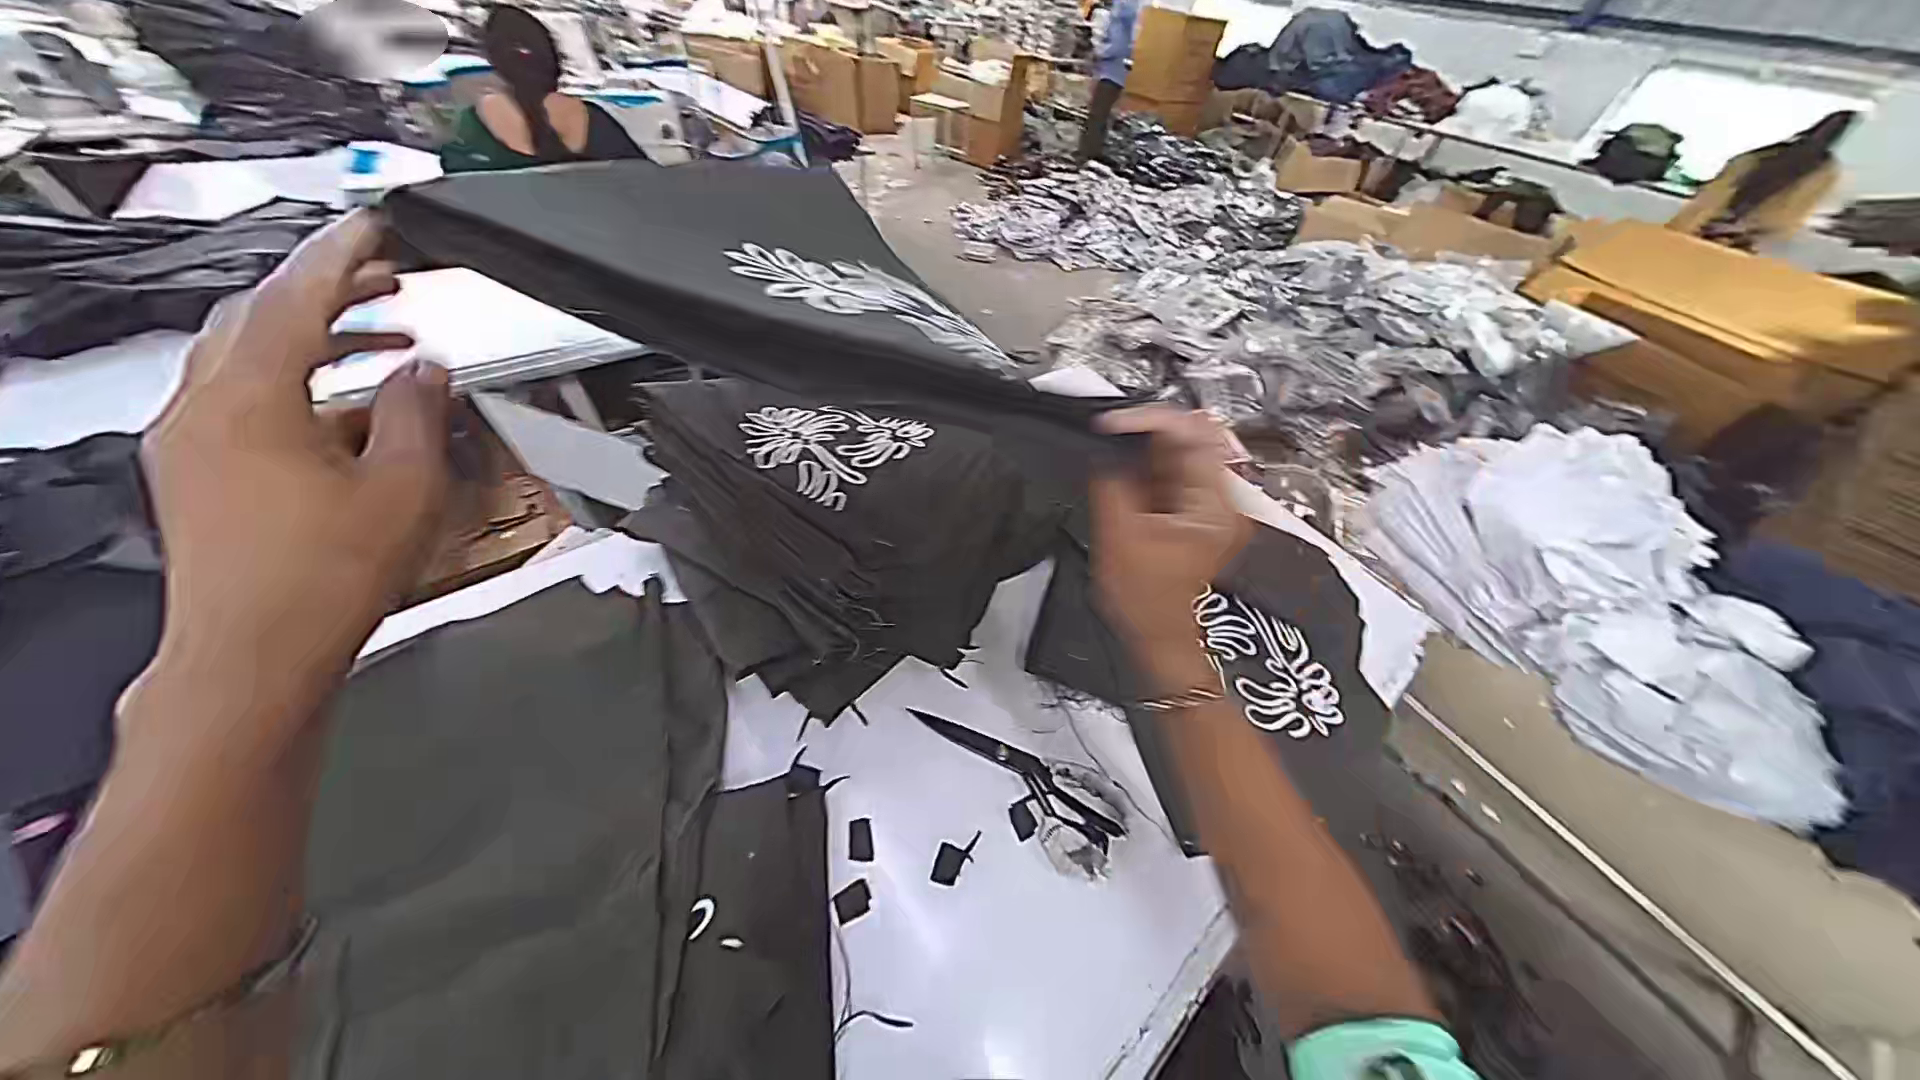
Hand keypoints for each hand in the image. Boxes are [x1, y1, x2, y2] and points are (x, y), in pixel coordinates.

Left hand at [131, 211, 450, 751]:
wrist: (257, 649)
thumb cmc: (324, 575)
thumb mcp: (402, 486)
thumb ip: (415, 413)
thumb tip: (425, 369)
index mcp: (247, 403)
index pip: (295, 301)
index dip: (341, 257)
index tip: (372, 227)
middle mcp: (200, 411)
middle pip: (262, 321)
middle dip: (330, 293)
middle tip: (390, 280)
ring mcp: (192, 442)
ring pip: (256, 361)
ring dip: (323, 342)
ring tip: (389, 345)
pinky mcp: (201, 472)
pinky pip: (252, 402)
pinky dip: (308, 388)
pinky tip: (360, 408)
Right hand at [1090, 407, 1248, 693]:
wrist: (1156, 634)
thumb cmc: (1146, 600)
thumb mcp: (1119, 536)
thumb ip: (1112, 484)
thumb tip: (1104, 453)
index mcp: (1213, 505)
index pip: (1194, 434)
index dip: (1150, 420)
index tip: (1114, 424)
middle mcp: (1221, 502)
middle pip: (1194, 439)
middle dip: (1149, 432)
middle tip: (1113, 436)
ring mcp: (1210, 507)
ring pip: (1183, 454)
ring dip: (1147, 449)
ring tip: (1114, 455)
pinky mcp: (1194, 514)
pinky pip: (1174, 475)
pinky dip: (1148, 467)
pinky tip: (1125, 474)